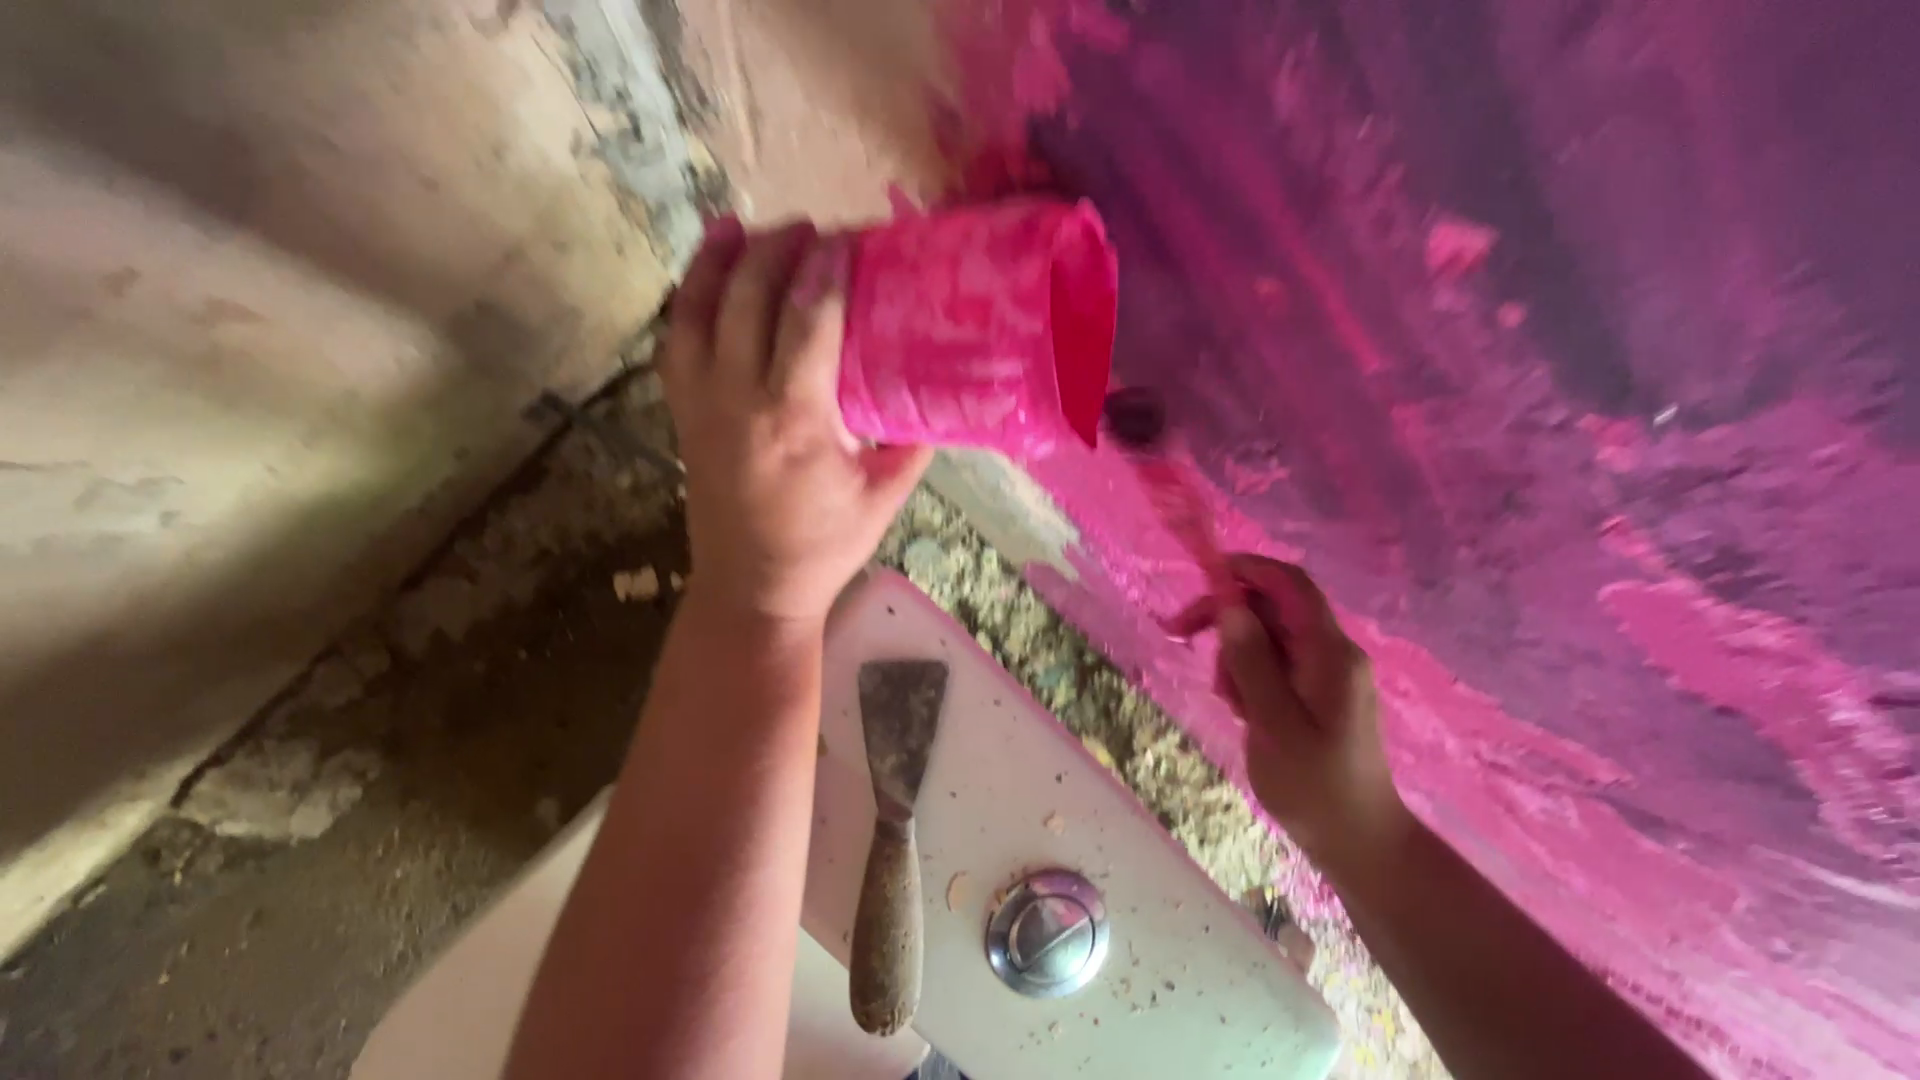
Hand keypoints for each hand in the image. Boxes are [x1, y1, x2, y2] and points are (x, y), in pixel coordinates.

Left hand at [660, 216, 931, 626]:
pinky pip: (675, 342)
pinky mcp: (682, 414)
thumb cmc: (824, 546)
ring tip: (741, 226)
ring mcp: (702, 404)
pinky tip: (705, 279)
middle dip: (778, 249)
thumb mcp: (883, 498)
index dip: (829, 269)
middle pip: (750, 297)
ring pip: (698, 310)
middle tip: (809, 228)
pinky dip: (688, 301)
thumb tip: (932, 394)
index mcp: (797, 418)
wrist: (751, 587)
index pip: (809, 319)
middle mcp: (740, 398)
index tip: (849, 237)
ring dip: (721, 262)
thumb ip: (910, 444)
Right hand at [1175, 556, 1406, 873]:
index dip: (1247, 568)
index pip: (1290, 584)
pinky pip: (1276, 663)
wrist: (1359, 841)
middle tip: (1181, 636)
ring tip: (1228, 701)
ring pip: (1268, 636)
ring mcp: (1328, 673)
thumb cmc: (1315, 787)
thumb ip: (1251, 662)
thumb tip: (1230, 607)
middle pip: (1272, 607)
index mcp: (1330, 653)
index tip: (1202, 578)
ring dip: (1235, 654)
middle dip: (1228, 617)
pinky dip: (1250, 675)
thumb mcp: (1273, 723)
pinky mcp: (1318, 693)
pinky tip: (1243, 710)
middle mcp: (1333, 652)